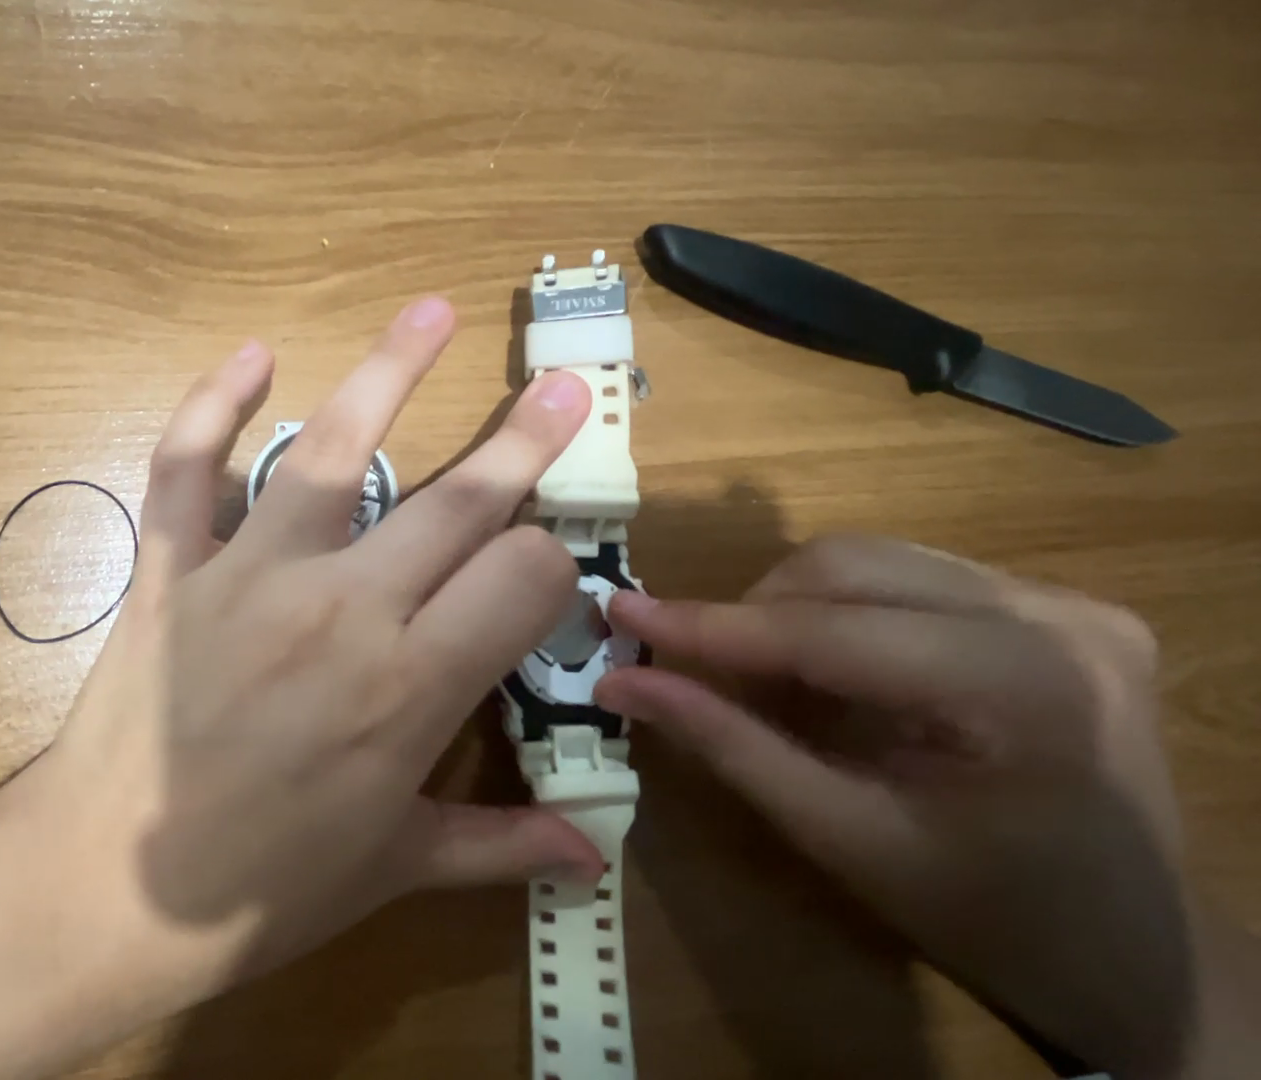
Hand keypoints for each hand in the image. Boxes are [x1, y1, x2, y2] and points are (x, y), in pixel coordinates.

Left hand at [3, 296, 604, 1019]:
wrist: (102, 889)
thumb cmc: (258, 891)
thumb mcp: (390, 870)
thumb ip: (497, 846)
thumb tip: (592, 854)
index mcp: (410, 688)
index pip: (522, 580)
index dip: (552, 568)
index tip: (549, 575)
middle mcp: (342, 610)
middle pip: (457, 502)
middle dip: (523, 442)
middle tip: (562, 387)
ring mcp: (247, 576)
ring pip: (331, 451)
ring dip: (389, 373)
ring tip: (432, 311)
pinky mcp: (169, 569)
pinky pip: (186, 469)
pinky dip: (211, 405)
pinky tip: (253, 355)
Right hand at [594, 534, 1222, 1078]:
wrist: (1144, 955)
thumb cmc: (987, 916)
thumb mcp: (842, 837)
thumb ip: (728, 746)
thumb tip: (621, 682)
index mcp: (1018, 689)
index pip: (823, 631)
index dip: (707, 625)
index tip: (617, 612)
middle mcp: (1054, 619)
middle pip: (843, 568)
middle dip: (750, 616)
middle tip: (696, 674)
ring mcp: (1066, 603)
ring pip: (867, 560)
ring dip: (788, 610)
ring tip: (770, 683)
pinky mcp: (1057, 605)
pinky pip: (903, 575)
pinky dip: (837, 612)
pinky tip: (835, 673)